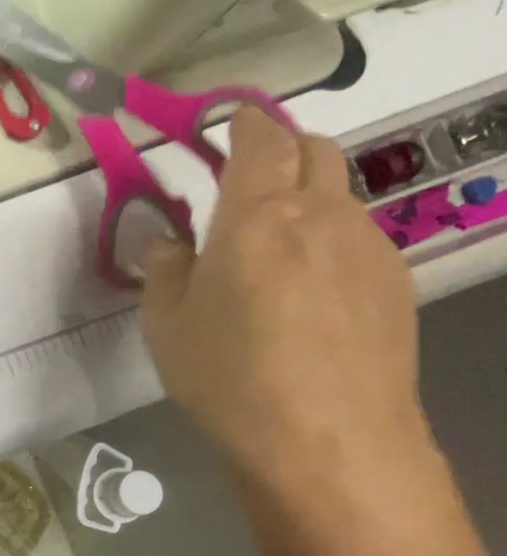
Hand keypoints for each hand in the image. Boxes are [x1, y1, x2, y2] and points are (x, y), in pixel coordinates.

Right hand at [141, 106, 427, 477]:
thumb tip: (166, 240)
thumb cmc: (225, 374)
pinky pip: (353, 239)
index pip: (261, 140)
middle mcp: (323, 214)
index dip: (243, 122)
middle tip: (238, 178)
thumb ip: (164, 270)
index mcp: (257, 216)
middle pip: (314, 150)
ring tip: (262, 250)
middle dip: (278, 149)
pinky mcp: (391, 279)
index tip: (223, 122)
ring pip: (336, 196)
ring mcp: (367, 244)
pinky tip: (297, 293)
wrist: (323, 433)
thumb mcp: (165, 326)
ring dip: (301, 201)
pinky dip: (322, 242)